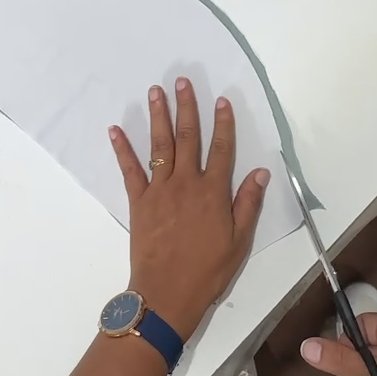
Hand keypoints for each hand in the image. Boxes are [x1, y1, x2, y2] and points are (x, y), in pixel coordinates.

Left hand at [108, 78, 268, 339]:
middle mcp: (186, 183)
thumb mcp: (239, 241)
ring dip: (158, 116)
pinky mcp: (139, 201)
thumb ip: (248, 203)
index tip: (221, 99)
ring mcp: (159, 189)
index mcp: (213, 192)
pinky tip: (115, 129)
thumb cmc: (208, 271)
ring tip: (155, 91)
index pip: (221, 149)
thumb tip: (261, 171)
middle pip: (187, 137)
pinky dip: (122, 148)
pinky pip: (130, 169)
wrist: (167, 294)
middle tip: (182, 80)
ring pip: (159, 145)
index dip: (223, 123)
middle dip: (186, 107)